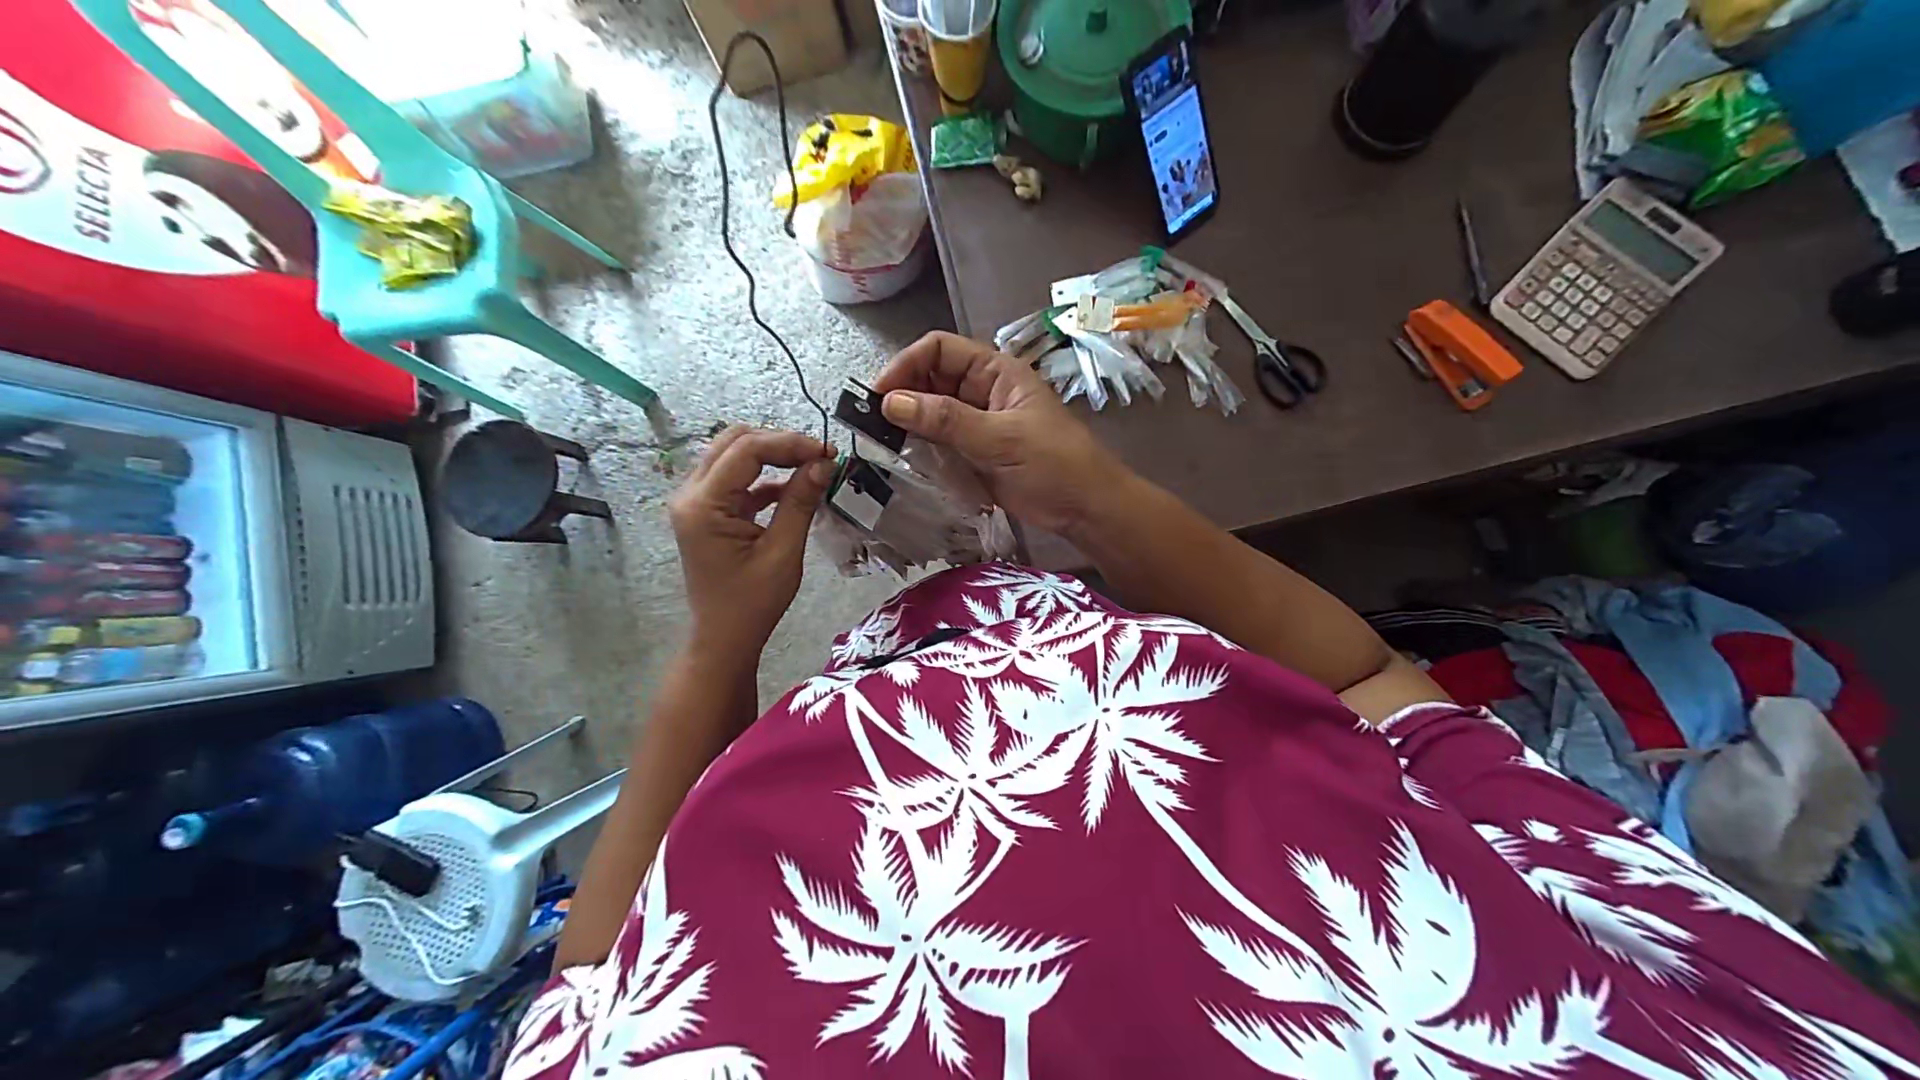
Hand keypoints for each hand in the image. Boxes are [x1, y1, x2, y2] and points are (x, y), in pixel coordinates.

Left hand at [666, 427, 835, 656]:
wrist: (724, 637)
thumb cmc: (753, 603)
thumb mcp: (783, 552)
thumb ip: (800, 502)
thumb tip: (824, 463)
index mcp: (704, 504)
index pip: (746, 450)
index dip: (790, 444)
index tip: (827, 453)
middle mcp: (691, 494)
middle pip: (735, 442)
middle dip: (780, 443)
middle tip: (820, 457)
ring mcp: (696, 502)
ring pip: (734, 455)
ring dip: (773, 456)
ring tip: (812, 467)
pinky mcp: (708, 511)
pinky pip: (737, 479)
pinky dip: (766, 477)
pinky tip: (795, 487)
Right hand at [871, 331, 1132, 534]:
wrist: (1085, 508)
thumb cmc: (1054, 463)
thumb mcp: (1000, 437)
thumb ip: (946, 419)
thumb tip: (891, 402)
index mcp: (995, 372)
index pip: (939, 349)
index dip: (906, 365)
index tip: (880, 394)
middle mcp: (981, 392)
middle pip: (930, 379)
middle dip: (902, 394)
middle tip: (874, 423)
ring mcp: (976, 424)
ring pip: (930, 412)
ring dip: (907, 423)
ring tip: (882, 441)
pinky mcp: (973, 454)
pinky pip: (938, 443)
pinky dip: (919, 448)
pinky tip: (903, 459)